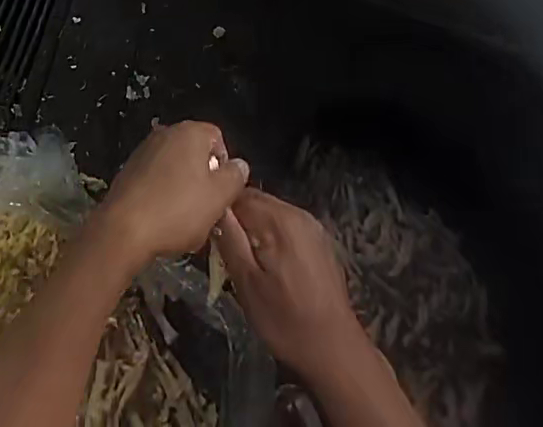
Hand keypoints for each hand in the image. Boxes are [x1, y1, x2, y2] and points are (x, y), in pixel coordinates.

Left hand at [92, 122, 249, 265]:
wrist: (121, 232)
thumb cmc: (176, 210)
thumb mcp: (219, 196)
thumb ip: (235, 176)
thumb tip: (239, 165)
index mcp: (190, 132)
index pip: (218, 139)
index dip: (225, 167)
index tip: (222, 193)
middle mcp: (166, 134)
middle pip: (196, 154)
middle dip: (204, 181)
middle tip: (206, 210)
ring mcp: (143, 152)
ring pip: (175, 170)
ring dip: (183, 191)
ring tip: (183, 222)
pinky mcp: (127, 173)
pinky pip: (155, 181)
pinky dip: (162, 197)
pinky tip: (162, 223)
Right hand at [215, 189, 368, 380]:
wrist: (333, 346)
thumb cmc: (284, 319)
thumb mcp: (247, 283)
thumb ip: (230, 239)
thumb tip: (216, 208)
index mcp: (279, 219)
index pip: (239, 195)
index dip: (220, 211)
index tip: (210, 236)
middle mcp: (298, 213)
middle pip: (257, 200)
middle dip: (237, 219)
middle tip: (223, 251)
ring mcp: (312, 225)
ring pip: (271, 212)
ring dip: (254, 228)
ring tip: (244, 260)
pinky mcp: (320, 240)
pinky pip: (287, 225)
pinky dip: (272, 236)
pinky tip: (269, 265)